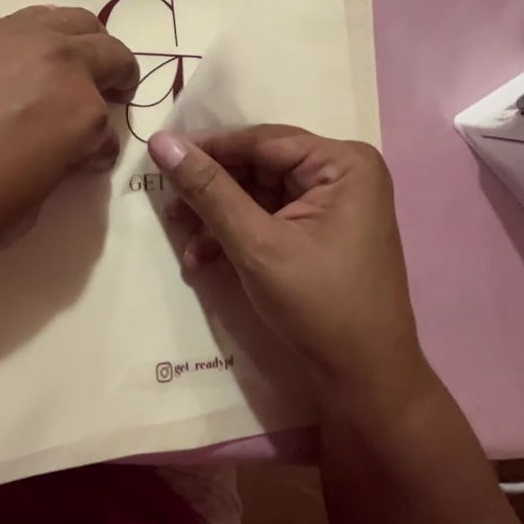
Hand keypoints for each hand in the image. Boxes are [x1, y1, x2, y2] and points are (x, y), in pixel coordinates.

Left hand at [0, 6, 137, 293]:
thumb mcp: (14, 219)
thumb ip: (53, 173)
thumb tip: (57, 152)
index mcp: (74, 113)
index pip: (109, 129)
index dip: (96, 154)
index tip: (78, 170)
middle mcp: (53, 61)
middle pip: (110, 55)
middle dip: (111, 87)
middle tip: (88, 117)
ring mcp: (9, 36)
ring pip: (74, 22)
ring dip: (82, 52)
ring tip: (59, 85)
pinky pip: (28, 23)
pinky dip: (39, 43)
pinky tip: (12, 75)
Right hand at [150, 127, 432, 409]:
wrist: (364, 383)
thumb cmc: (319, 305)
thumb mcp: (256, 244)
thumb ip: (208, 190)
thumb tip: (160, 141)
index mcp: (343, 163)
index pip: (261, 140)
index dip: (208, 149)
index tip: (159, 156)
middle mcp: (342, 173)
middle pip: (258, 164)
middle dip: (211, 189)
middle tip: (167, 205)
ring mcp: (333, 203)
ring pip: (257, 192)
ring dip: (217, 215)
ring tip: (182, 237)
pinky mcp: (320, 231)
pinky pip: (268, 216)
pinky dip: (235, 233)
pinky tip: (203, 258)